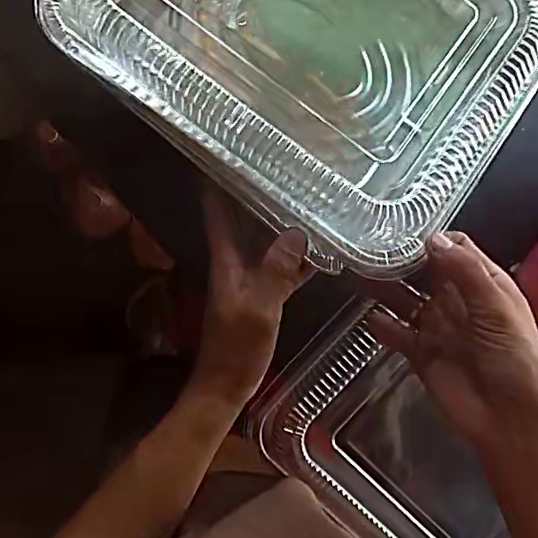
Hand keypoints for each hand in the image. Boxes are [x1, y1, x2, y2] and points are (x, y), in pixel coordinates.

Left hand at [189, 186, 312, 405]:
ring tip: (308, 196)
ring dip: (282, 222)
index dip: (218, 181)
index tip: (230, 152)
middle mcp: (235, 262)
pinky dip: (297, 256)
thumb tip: (298, 232)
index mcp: (225, 260)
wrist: (226, 386)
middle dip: (258, 193)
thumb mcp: (259, 308)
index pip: (216, 211)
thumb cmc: (236, 348)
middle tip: (284, 166)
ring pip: (266, 241)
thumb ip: (276, 271)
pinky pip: (282, 266)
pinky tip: (320, 247)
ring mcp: (250, 278)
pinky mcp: (264, 295)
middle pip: (243, 219)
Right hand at [365, 232, 537, 460]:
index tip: (404, 233)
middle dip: (401, 261)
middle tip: (373, 249)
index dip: (433, 241)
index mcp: (485, 287)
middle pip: (424, 272)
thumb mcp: (496, 309)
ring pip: (406, 300)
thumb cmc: (518, 363)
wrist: (511, 421)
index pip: (456, 251)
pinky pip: (397, 334)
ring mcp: (439, 328)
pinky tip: (373, 320)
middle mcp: (459, 303)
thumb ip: (465, 272)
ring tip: (362, 274)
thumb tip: (434, 240)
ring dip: (385, 288)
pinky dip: (383, 327)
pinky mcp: (422, 354)